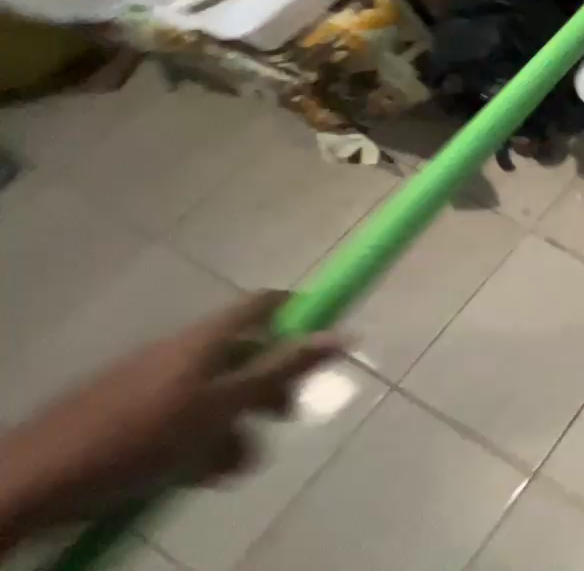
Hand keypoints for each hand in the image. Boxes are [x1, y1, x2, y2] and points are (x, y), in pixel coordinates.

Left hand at [0, 293, 339, 547]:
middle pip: (244, 353)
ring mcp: (147, 381)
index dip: (299, 312)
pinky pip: (179, 415)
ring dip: (235, 423)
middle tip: (286, 416)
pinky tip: (197, 471)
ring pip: (213, 392)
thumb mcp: (226, 404)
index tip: (322, 338)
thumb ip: (285, 368)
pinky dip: (199, 437)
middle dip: (271, 386)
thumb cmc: (143, 436)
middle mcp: (179, 349)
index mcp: (206, 337)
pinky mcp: (123, 413)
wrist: (30, 483)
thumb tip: (346, 332)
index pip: (265, 304)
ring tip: (235, 464)